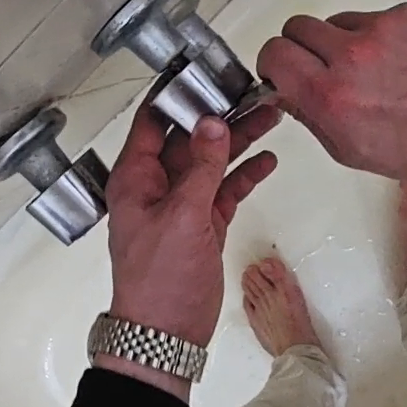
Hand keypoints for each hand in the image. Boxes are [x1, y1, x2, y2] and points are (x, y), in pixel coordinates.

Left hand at [102, 100, 281, 398]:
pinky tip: (266, 161)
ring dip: (238, 142)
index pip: (152, 122)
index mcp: (136, 178)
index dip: (176, 95)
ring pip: (212, 162)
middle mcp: (157, 186)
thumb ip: (202, 168)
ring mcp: (182, 205)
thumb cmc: (159, 280)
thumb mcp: (181, 216)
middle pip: (190, 139)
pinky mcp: (203, 225)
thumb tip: (213, 124)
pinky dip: (244, 176)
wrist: (164, 334)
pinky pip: (225, 191)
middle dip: (219, 116)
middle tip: (253, 94)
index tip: (202, 72)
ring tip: (270, 117)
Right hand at [255, 2, 406, 209]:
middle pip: (297, 27)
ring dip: (342, 41)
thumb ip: (310, 115)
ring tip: (372, 70)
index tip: (283, 71)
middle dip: (301, 47)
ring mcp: (384, 28)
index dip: (273, 63)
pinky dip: (380, 37)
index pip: (274, 53)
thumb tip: (286, 90)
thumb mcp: (350, 151)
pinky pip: (376, 18)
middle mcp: (352, 55)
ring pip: (337, 20)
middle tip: (321, 67)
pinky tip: (402, 62)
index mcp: (331, 95)